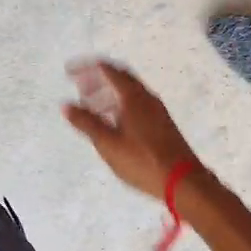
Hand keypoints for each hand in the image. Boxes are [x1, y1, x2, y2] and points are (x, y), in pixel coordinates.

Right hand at [62, 61, 202, 195]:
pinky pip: (136, 103)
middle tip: (79, 89)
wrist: (185, 182)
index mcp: (132, 95)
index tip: (70, 72)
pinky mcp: (162, 123)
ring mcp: (156, 109)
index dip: (86, 68)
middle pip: (118, 77)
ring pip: (128, 92)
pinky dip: (119, 104)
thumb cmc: (143, 161)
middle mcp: (146, 96)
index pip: (106, 69)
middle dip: (96, 80)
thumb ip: (86, 122)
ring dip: (107, 93)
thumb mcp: (108, 144)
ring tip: (92, 108)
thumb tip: (65, 105)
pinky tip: (113, 124)